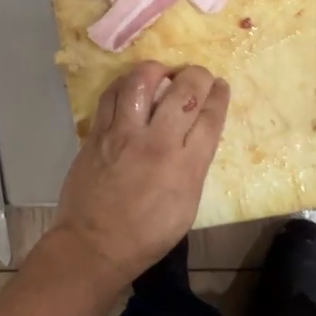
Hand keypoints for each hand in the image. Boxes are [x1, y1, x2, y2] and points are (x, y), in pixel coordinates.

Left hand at [50, 61, 229, 283]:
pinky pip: (112, 95)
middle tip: (196, 75)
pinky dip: (125, 83)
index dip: (218, 95)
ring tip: (162, 73)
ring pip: (142, 82)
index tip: (220, 85)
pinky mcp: (97, 134)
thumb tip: (194, 138)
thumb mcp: (187, 205)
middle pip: (184, 92)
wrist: (95, 244)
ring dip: (157, 70)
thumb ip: (193, 166)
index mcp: (187, 166)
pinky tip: (132, 85)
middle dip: (196, 75)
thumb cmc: (147, 235)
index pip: (210, 117)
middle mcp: (158, 142)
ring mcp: (123, 135)